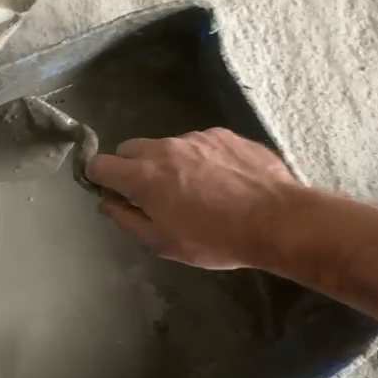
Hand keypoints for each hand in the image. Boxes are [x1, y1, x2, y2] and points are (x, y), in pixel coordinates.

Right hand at [87, 128, 299, 269]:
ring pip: (165, 146)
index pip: (99, 164)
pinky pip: (197, 144)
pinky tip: (222, 181)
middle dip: (131, 168)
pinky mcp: (223, 134)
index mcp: (143, 176)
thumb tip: (107, 203)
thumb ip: (127, 220)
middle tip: (153, 195)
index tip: (110, 192)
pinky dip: (199, 159)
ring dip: (168, 164)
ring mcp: (195, 137)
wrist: (279, 220)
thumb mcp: (163, 243)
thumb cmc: (216, 239)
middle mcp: (164, 149)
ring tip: (197, 191)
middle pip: (129, 149)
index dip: (98, 178)